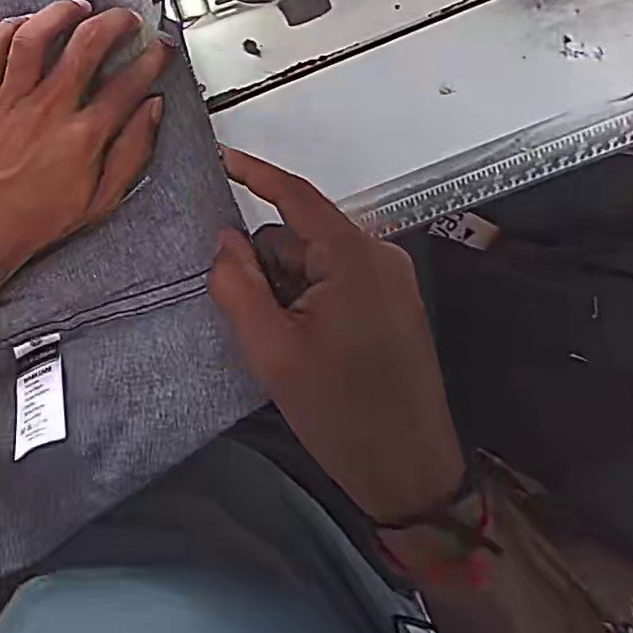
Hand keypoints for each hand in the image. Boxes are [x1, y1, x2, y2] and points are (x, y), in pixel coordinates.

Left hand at [0, 0, 169, 309]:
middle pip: (86, 46)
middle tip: (126, 20)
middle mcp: (48, 111)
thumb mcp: (102, 198)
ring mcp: (13, 102)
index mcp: (82, 137)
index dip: (151, 59)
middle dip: (115, 23)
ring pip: (34, 38)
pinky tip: (27, 24)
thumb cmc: (38, 216)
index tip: (159, 49)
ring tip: (78, 8)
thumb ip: (133, 151)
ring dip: (60, 14)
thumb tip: (152, 109)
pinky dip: (7, 29)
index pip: (127, 83)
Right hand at [208, 146, 464, 522]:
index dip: (255, 173)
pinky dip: (305, 296)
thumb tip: (223, 240)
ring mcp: (389, 281)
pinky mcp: (390, 302)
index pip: (296, 196)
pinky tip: (303, 341)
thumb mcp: (271, 349)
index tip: (223, 158)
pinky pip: (332, 278)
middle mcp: (378, 258)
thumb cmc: (343, 412)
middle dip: (265, 264)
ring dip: (284, 287)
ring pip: (312, 259)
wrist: (409, 474)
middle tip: (254, 317)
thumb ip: (238, 285)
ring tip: (284, 341)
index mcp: (355, 259)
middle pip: (297, 236)